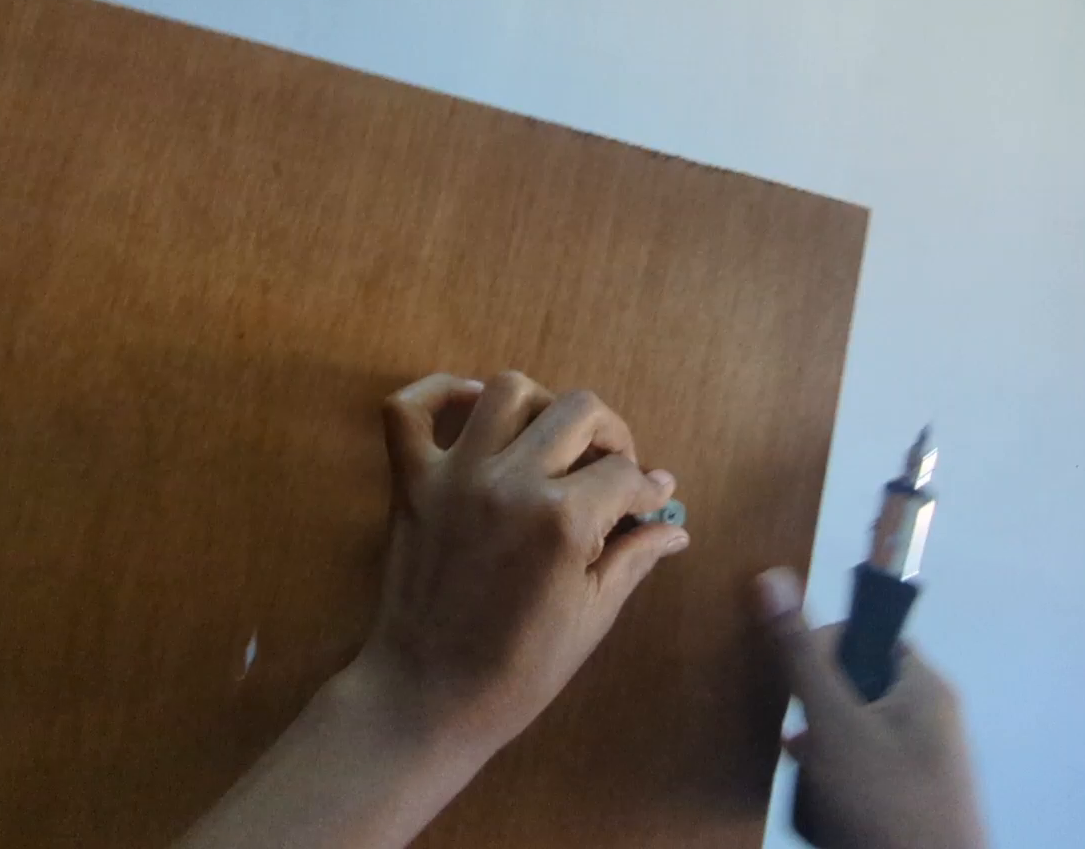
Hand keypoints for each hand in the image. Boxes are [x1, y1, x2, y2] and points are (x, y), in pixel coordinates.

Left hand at [348, 371, 690, 753]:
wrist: (427, 695)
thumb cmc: (520, 668)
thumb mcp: (593, 616)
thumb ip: (635, 556)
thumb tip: (675, 521)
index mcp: (562, 519)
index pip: (624, 473)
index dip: (646, 489)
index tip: (649, 501)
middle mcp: (510, 480)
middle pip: (579, 410)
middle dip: (611, 433)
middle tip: (609, 464)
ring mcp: (454, 474)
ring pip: (508, 389)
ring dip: (542, 404)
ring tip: (549, 438)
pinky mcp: (410, 479)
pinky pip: (409, 407)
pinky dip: (439, 391)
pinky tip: (472, 406)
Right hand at [753, 568, 985, 848]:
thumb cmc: (886, 802)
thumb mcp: (833, 721)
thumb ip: (801, 652)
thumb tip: (773, 576)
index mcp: (923, 686)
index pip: (862, 633)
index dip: (823, 648)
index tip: (802, 684)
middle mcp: (928, 716)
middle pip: (852, 682)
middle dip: (816, 708)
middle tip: (807, 739)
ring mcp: (922, 760)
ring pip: (850, 726)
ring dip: (820, 746)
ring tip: (811, 774)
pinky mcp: (911, 796)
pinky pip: (860, 764)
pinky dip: (834, 775)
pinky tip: (819, 799)